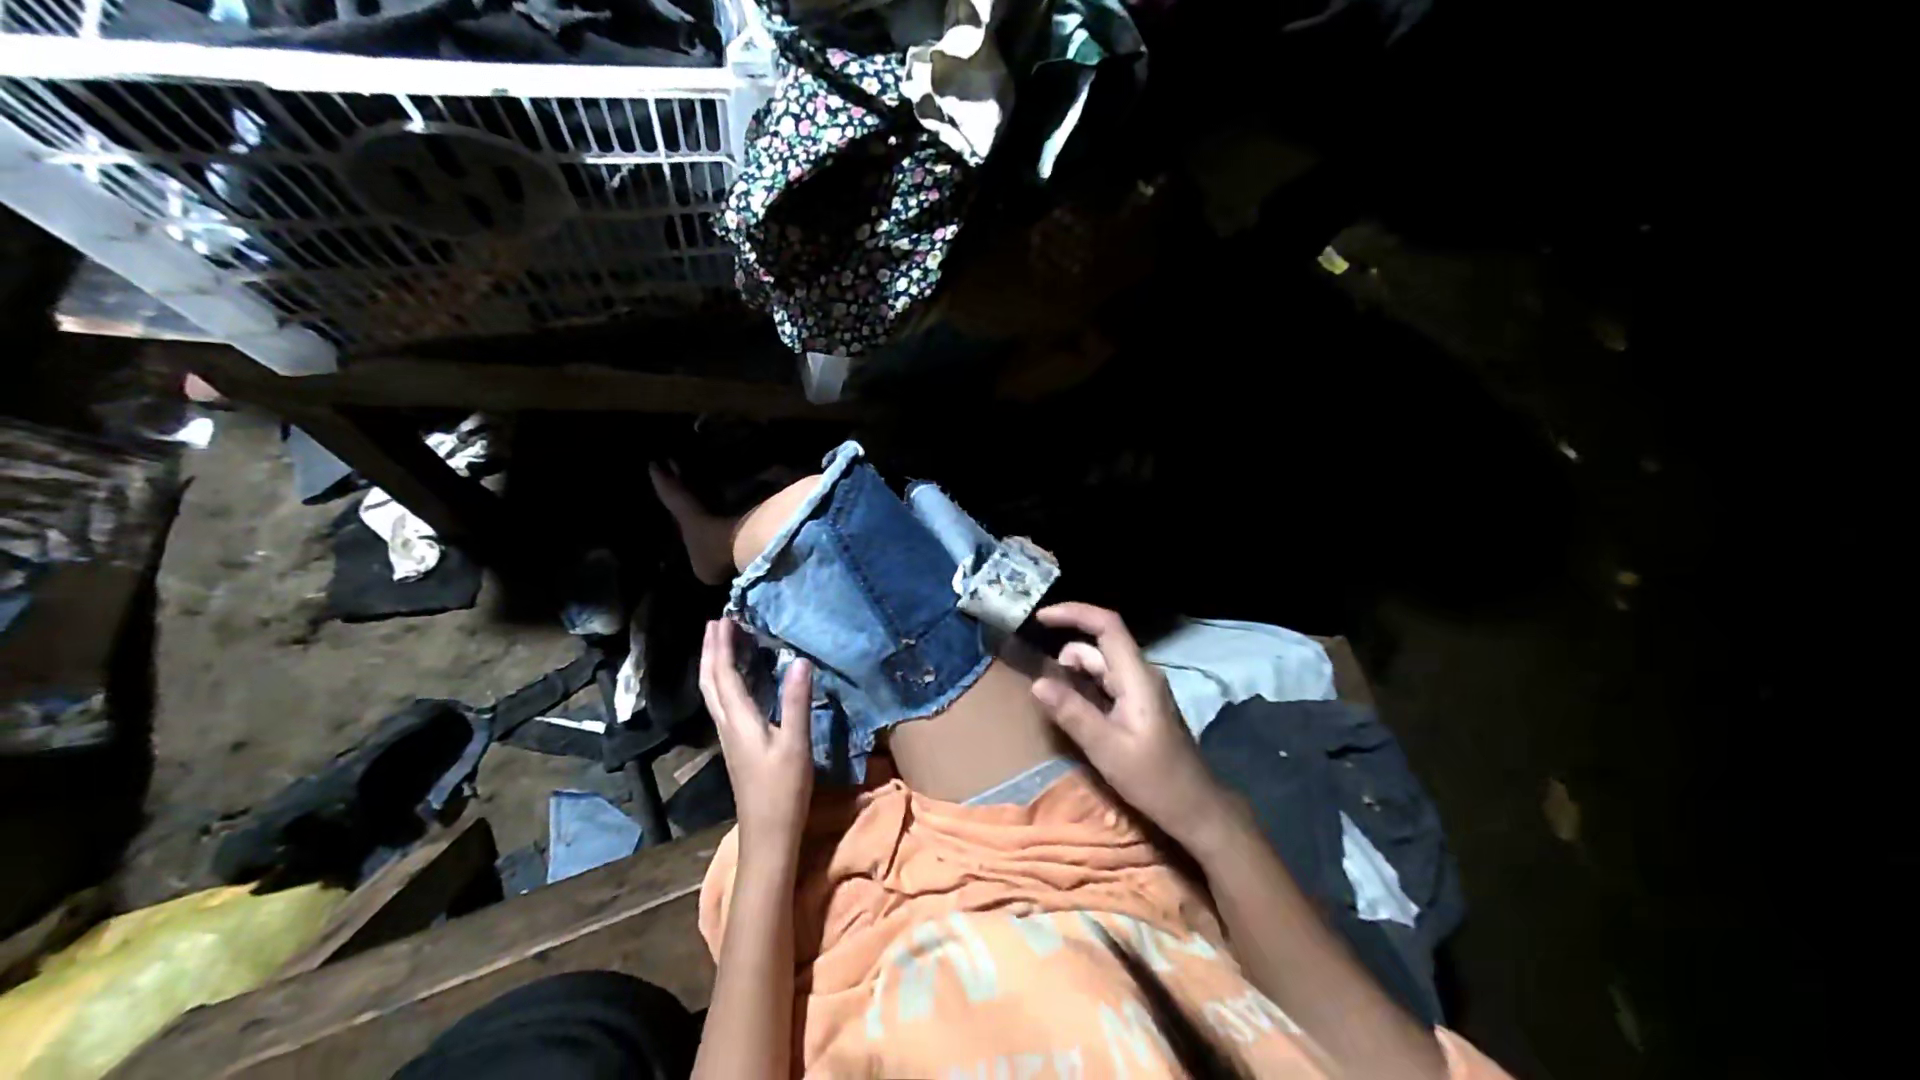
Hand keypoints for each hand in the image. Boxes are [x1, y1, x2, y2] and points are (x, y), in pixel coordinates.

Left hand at [698, 619, 813, 857]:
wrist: (767, 834)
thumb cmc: (783, 790)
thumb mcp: (795, 744)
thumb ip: (796, 701)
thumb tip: (799, 659)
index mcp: (738, 721)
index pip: (723, 675)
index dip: (721, 646)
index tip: (723, 618)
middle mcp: (727, 725)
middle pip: (709, 682)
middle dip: (710, 651)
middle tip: (716, 624)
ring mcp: (729, 738)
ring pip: (712, 693)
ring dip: (714, 665)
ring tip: (722, 644)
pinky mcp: (736, 747)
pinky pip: (722, 703)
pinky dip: (723, 682)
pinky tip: (736, 682)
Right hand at [1029, 603, 1237, 849]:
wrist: (1196, 807)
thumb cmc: (1154, 779)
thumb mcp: (1107, 748)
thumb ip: (1072, 713)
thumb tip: (1037, 682)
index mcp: (1137, 677)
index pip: (1107, 625)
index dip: (1074, 613)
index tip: (1040, 618)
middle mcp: (1141, 674)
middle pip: (1099, 645)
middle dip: (1065, 654)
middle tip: (1038, 679)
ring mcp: (1142, 689)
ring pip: (1101, 665)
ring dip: (1073, 674)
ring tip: (1051, 700)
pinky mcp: (1139, 705)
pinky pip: (1106, 683)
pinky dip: (1084, 687)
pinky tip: (1070, 709)